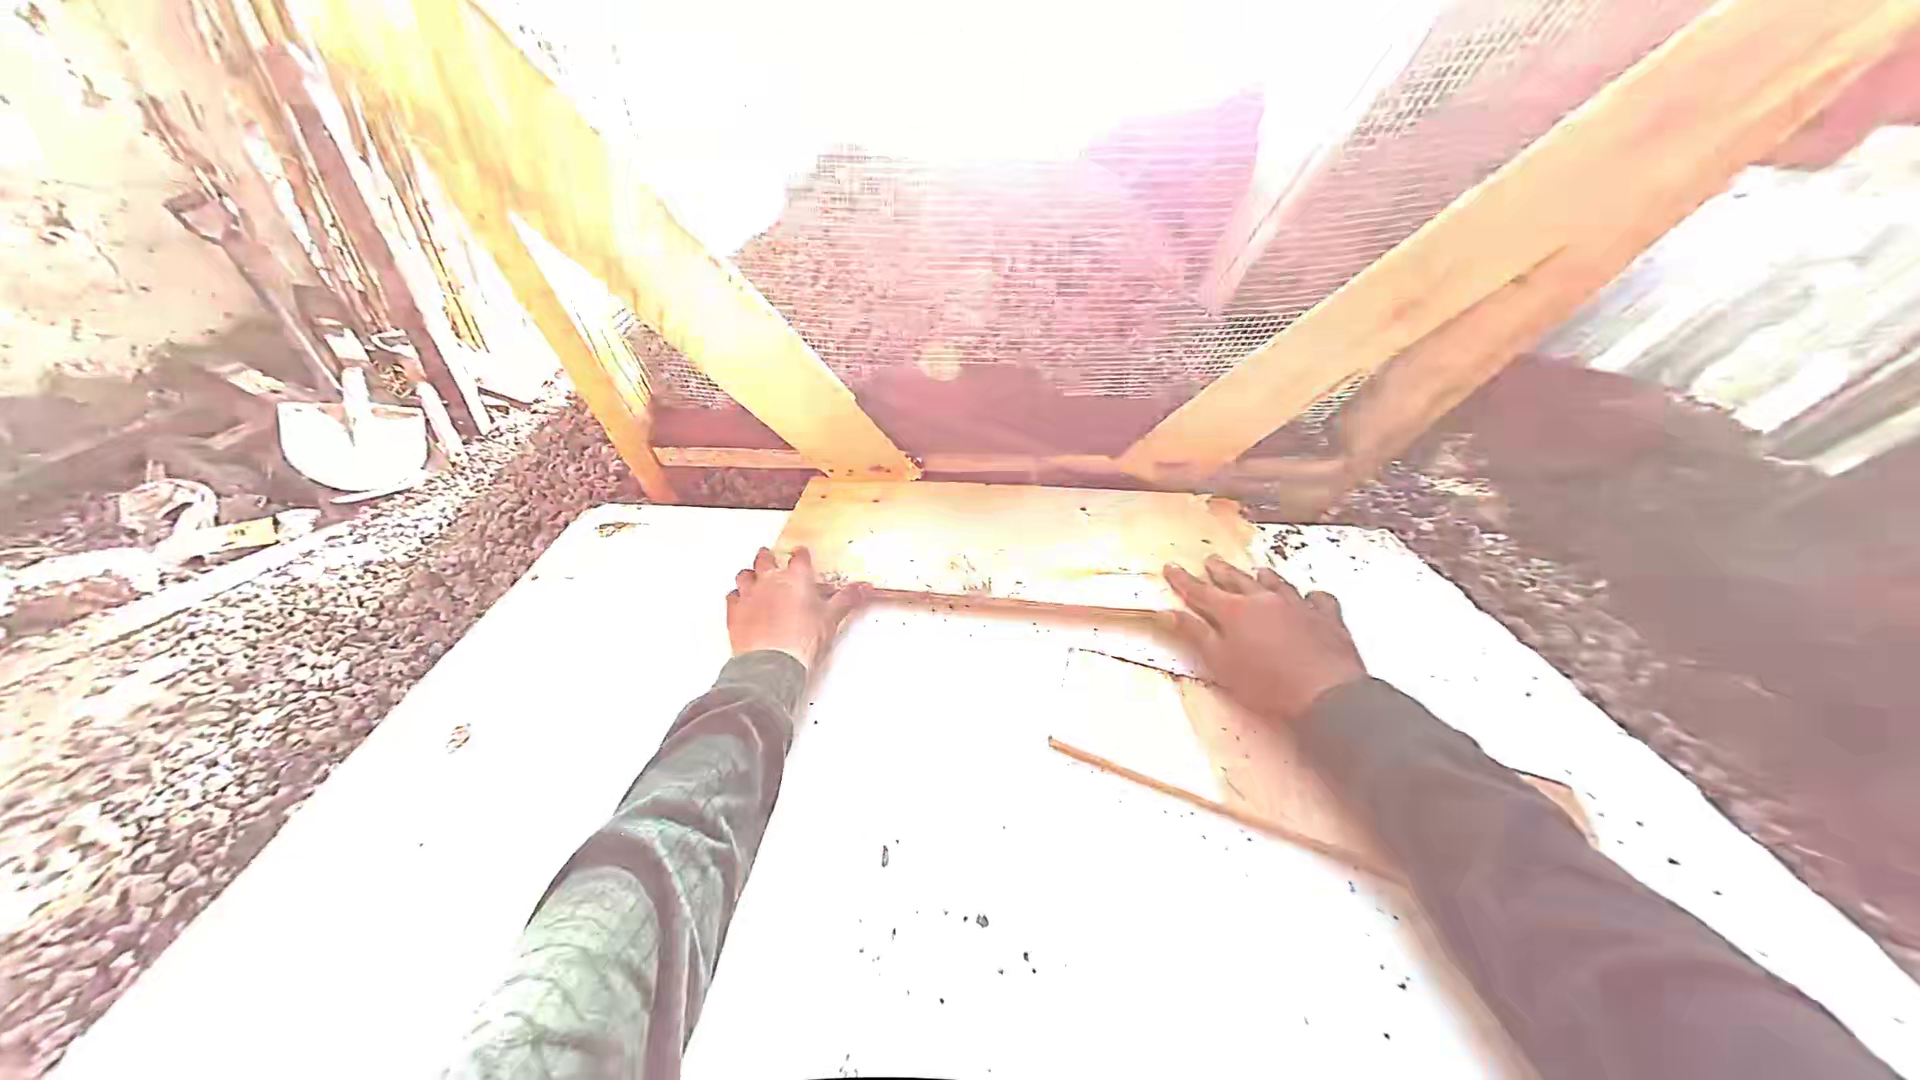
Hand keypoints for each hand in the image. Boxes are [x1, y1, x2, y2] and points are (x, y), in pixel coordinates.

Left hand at [727, 546, 868, 669]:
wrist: (773, 662)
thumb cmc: (803, 639)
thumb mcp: (831, 618)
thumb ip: (847, 599)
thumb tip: (864, 588)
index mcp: (796, 578)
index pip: (798, 557)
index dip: (800, 554)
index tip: (801, 554)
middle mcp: (770, 580)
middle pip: (765, 559)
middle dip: (769, 557)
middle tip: (772, 558)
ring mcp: (749, 594)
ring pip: (745, 574)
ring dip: (751, 575)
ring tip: (755, 578)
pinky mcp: (734, 611)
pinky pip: (732, 596)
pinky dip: (737, 596)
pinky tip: (742, 601)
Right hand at [1162, 555, 1366, 723]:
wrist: (1326, 694)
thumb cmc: (1266, 684)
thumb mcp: (1221, 662)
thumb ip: (1195, 634)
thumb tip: (1169, 612)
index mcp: (1235, 611)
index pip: (1201, 591)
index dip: (1183, 580)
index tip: (1171, 567)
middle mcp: (1265, 600)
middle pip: (1237, 580)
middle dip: (1221, 571)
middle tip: (1210, 560)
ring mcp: (1298, 606)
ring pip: (1277, 584)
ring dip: (1263, 577)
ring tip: (1257, 571)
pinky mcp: (1327, 618)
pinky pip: (1318, 599)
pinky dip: (1309, 596)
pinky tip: (1310, 597)